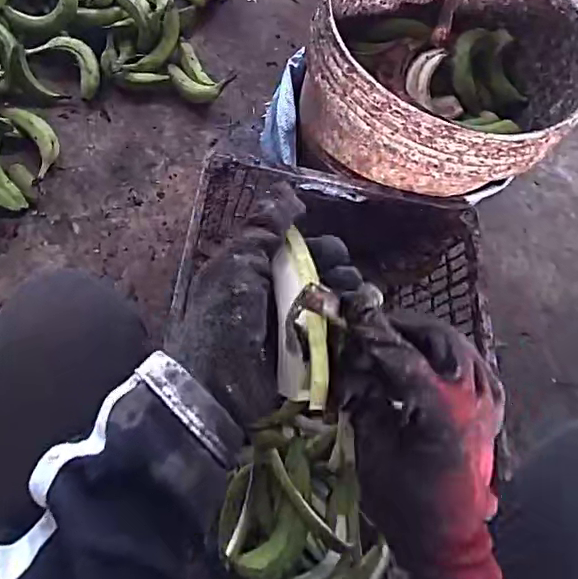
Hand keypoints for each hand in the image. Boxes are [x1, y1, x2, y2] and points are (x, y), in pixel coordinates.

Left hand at [162, 186, 363, 426]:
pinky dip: (353, 319)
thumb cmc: (222, 320)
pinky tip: (361, 315)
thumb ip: (264, 228)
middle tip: (341, 277)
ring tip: (353, 298)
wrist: (216, 389)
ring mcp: (296, 322)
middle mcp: (280, 290)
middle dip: (338, 267)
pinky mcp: (311, 351)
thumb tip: (287, 189)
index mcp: (259, 266)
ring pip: (336, 296)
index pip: (300, 245)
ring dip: (349, 291)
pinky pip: (340, 327)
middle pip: (323, 268)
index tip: (330, 252)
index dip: (318, 244)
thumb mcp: (238, 265)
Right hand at [339, 300, 503, 554]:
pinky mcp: (493, 408)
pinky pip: (474, 364)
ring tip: (397, 337)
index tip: (353, 309)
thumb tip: (354, 361)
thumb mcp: (373, 450)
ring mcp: (487, 401)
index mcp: (440, 409)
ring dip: (425, 335)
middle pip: (437, 336)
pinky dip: (450, 354)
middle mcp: (470, 396)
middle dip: (402, 325)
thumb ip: (366, 399)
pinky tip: (431, 358)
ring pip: (459, 344)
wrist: (451, 544)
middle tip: (373, 326)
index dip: (374, 329)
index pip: (401, 353)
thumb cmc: (405, 504)